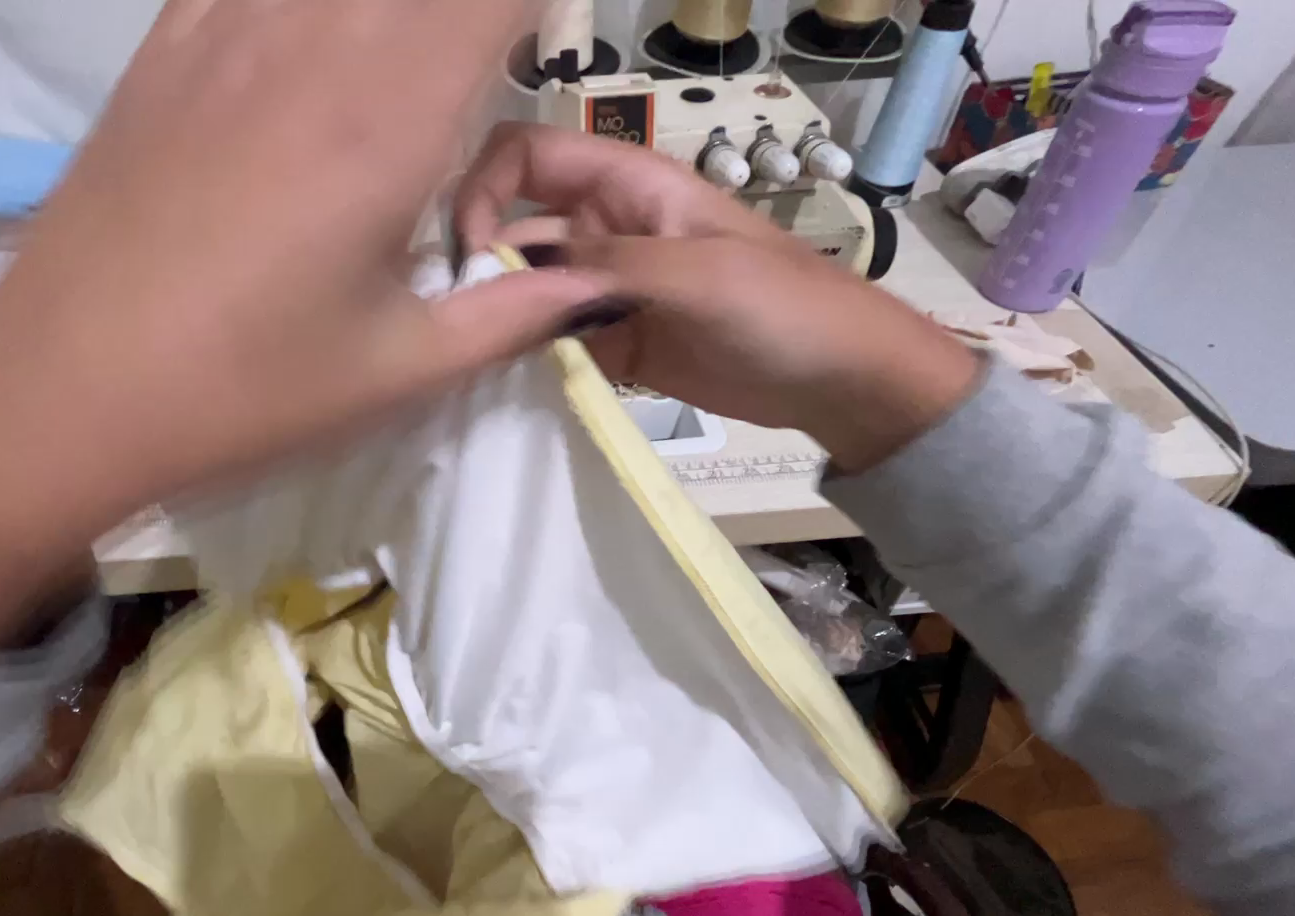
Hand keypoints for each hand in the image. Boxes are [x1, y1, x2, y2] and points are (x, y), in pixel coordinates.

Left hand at [0, 1, 612, 647]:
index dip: (538, 5)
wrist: (65, 390)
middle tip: (487, 74)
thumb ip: (516, 313)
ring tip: (407, 91)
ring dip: (398, 18)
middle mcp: (313, 35)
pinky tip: (324, 54)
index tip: (549, 47)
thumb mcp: (401, 370)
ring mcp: (227, 22)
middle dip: (477, 15)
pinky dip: (317, 10)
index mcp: (387, 115)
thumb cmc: (247, 393)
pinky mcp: (169, 40)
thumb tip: (601, 286)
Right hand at [455, 122, 980, 472]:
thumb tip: (519, 266)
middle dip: (485, 263)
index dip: (487, 187)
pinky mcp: (611, 343)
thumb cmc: (784, 306)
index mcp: (630, 187)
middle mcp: (606, 231)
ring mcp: (606, 292)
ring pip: (530, 288)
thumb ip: (609, 263)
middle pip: (519, 228)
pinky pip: (553, 339)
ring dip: (502, 312)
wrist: (832, 379)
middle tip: (462, 321)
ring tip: (472, 352)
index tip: (468, 250)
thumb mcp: (699, 272)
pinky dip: (527, 352)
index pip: (532, 157)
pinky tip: (503, 374)